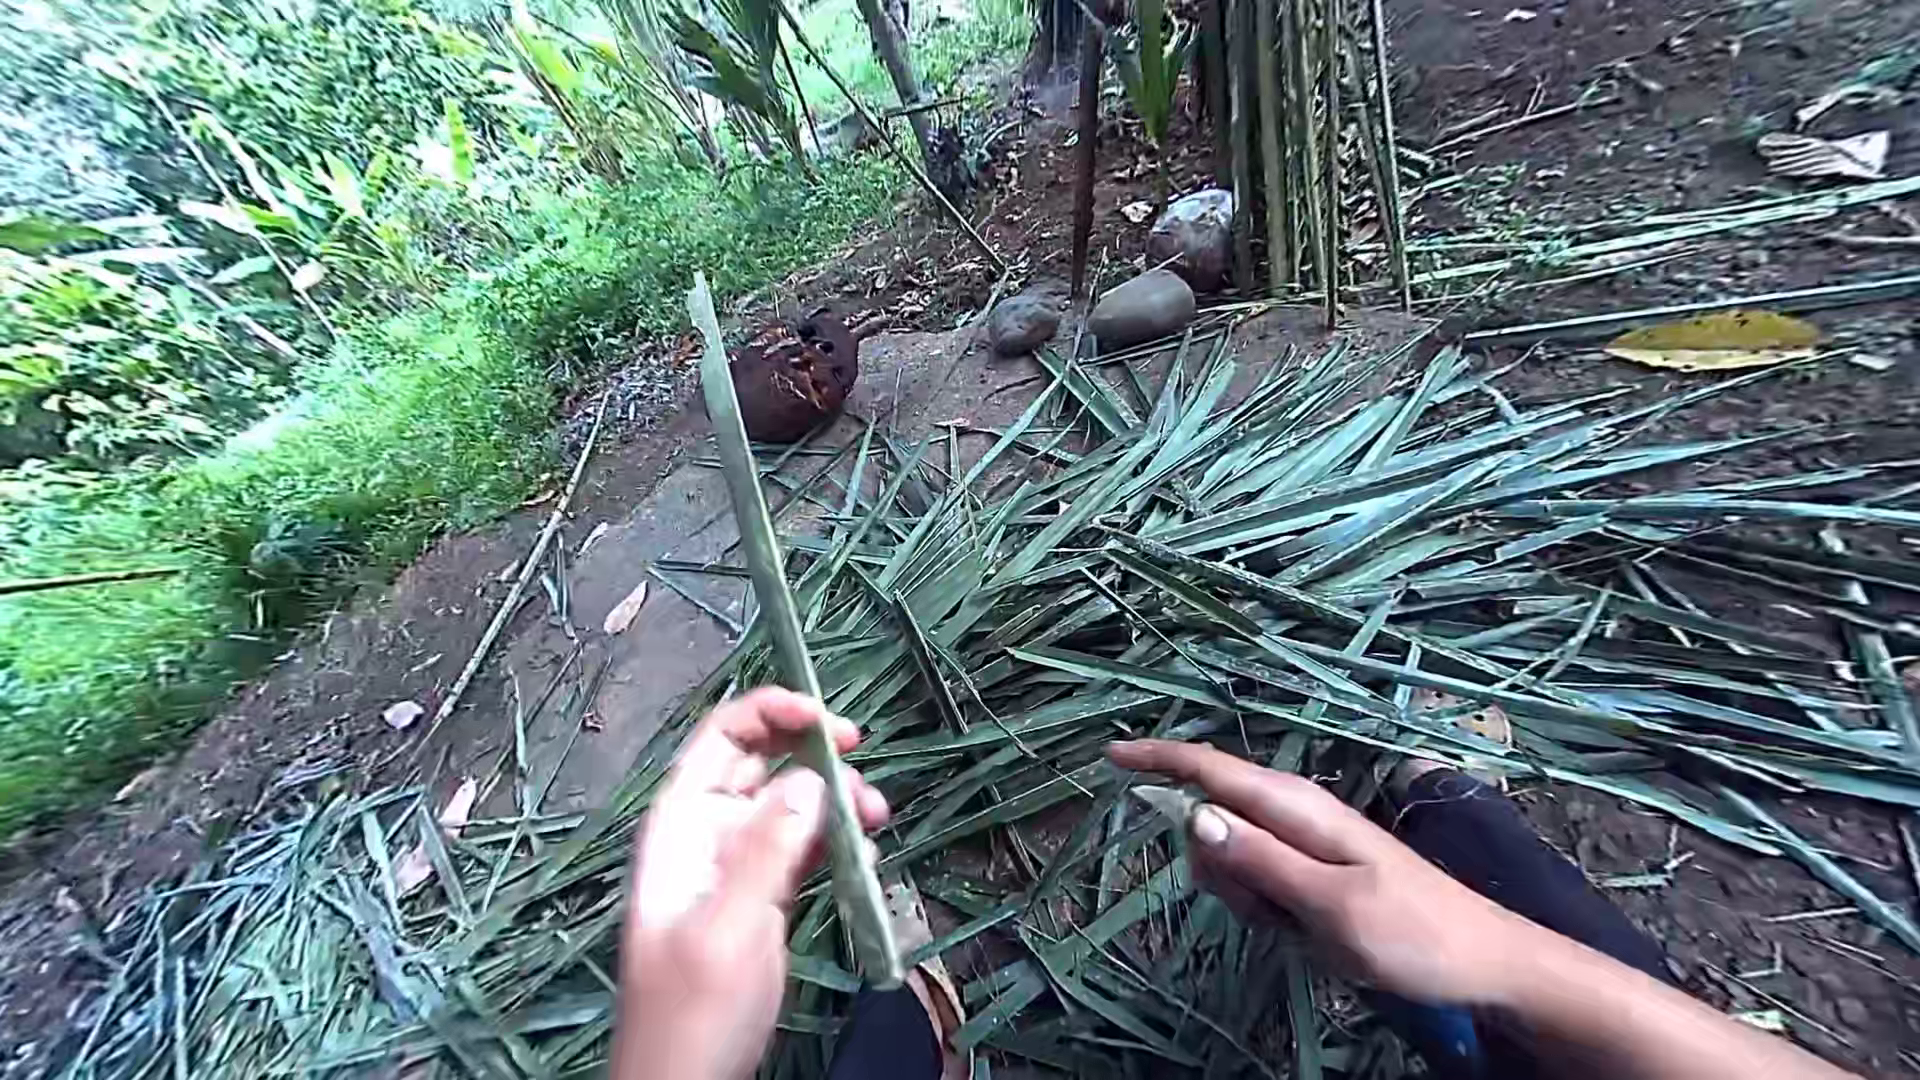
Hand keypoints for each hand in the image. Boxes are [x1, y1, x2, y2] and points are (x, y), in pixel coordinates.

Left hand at [614, 688, 888, 1079]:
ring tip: (875, 814)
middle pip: (766, 755)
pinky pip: (810, 834)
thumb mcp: (726, 928)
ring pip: (795, 793)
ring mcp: (745, 853)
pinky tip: (865, 847)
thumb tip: (811, 779)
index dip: (771, 711)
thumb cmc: (692, 1011)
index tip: (823, 717)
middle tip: (858, 751)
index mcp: (685, 820)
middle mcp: (715, 825)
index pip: (723, 736)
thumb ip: (766, 849)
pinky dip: (839, 831)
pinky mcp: (772, 880)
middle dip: (814, 746)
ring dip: (837, 792)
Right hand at [1108, 739, 1549, 1006]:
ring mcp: (1293, 832)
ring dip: (1238, 887)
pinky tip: (1297, 922)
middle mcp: (1286, 806)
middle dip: (1211, 858)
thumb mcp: (1333, 906)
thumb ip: (1259, 858)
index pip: (1207, 766)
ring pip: (1225, 846)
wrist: (1487, 964)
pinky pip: (1249, 870)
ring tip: (1292, 921)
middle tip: (1261, 907)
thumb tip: (1192, 814)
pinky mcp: (1299, 858)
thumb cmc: (1415, 933)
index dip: (1155, 757)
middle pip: (1208, 813)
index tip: (1110, 755)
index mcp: (1291, 803)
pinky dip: (1256, 899)